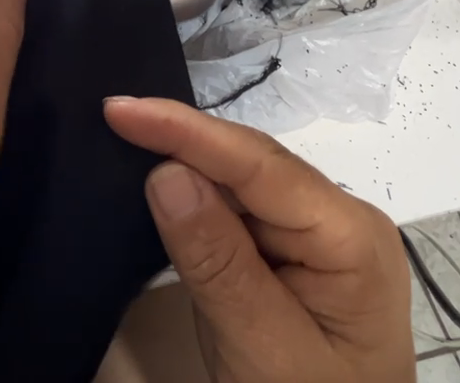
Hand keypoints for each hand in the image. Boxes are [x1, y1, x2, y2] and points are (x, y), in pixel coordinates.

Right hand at [104, 99, 413, 382]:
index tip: (119, 109)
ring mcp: (312, 230)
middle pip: (247, 161)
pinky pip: (232, 204)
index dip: (186, 130)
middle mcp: (335, 216)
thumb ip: (217, 262)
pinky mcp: (285, 246)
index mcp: (348, 235)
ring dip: (181, 161)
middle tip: (110, 116)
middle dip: (179, 137)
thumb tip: (164, 172)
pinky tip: (158, 180)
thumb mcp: (262, 350)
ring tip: (123, 134)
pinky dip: (191, 194)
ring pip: (235, 177)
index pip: (258, 163)